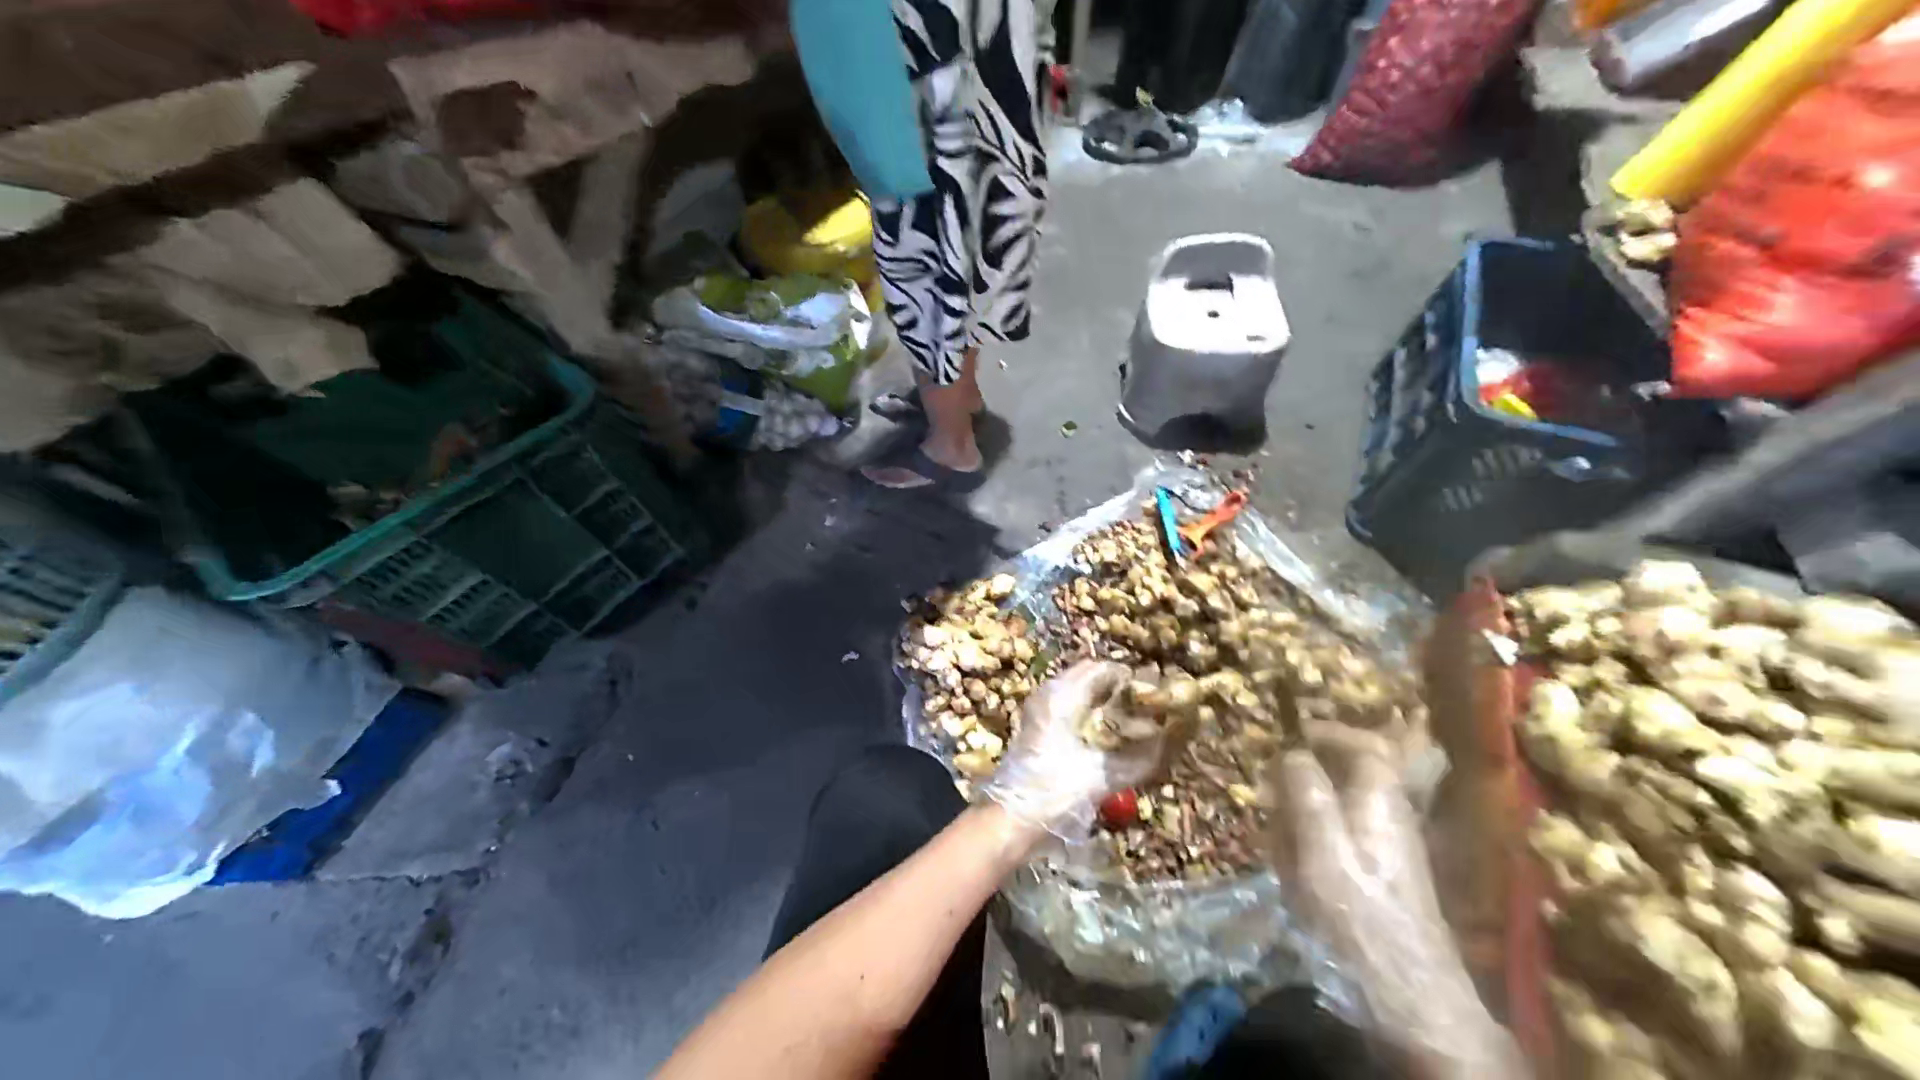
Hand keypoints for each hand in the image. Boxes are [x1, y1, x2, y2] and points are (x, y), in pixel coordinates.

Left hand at [979, 660, 1164, 835]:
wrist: (1011, 818)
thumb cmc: (1056, 790)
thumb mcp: (1105, 775)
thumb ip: (1142, 756)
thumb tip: (1176, 738)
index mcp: (1061, 694)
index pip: (1102, 668)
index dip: (1129, 678)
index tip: (1153, 694)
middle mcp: (1047, 693)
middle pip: (1089, 677)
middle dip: (1118, 690)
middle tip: (1146, 709)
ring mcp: (1038, 709)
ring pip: (1078, 693)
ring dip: (1103, 703)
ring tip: (1132, 724)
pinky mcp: (1036, 726)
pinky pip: (1068, 708)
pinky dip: (1088, 715)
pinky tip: (1107, 738)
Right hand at [1268, 726, 1522, 1078]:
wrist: (1405, 1000)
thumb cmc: (1359, 916)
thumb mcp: (1320, 847)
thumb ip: (1305, 792)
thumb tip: (1292, 750)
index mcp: (1380, 803)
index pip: (1366, 746)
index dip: (1329, 733)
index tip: (1290, 733)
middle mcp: (1387, 819)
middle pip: (1342, 778)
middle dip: (1300, 783)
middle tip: (1268, 797)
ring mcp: (1382, 851)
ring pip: (1331, 812)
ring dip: (1297, 818)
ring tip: (1275, 843)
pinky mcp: (1373, 880)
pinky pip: (1331, 845)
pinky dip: (1304, 848)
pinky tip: (1290, 874)